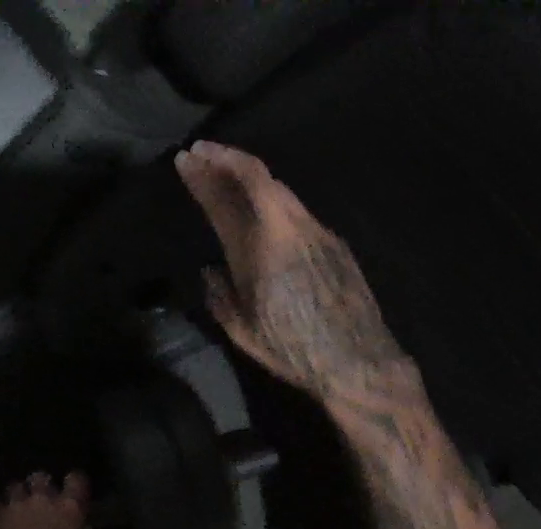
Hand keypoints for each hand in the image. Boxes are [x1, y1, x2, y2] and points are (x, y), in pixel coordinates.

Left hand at [0, 472, 89, 528]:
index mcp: (70, 509)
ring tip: (15, 513)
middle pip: (39, 477)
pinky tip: (0, 525)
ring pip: (14, 487)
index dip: (71, 485)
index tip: (68, 492)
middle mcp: (42, 500)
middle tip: (36, 504)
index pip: (75, 479)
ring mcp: (15, 506)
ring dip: (16, 498)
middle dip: (38, 488)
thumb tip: (73, 521)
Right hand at [174, 141, 410, 395]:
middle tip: (199, 156)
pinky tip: (262, 213)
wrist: (355, 359)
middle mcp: (288, 229)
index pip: (227, 198)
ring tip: (226, 178)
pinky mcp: (333, 243)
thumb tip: (210, 271)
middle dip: (224, 162)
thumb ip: (220, 296)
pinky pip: (296, 210)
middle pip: (256, 178)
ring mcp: (316, 232)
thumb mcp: (242, 332)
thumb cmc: (291, 350)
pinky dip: (271, 201)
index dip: (205, 174)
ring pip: (279, 191)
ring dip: (249, 179)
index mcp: (259, 251)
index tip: (184, 160)